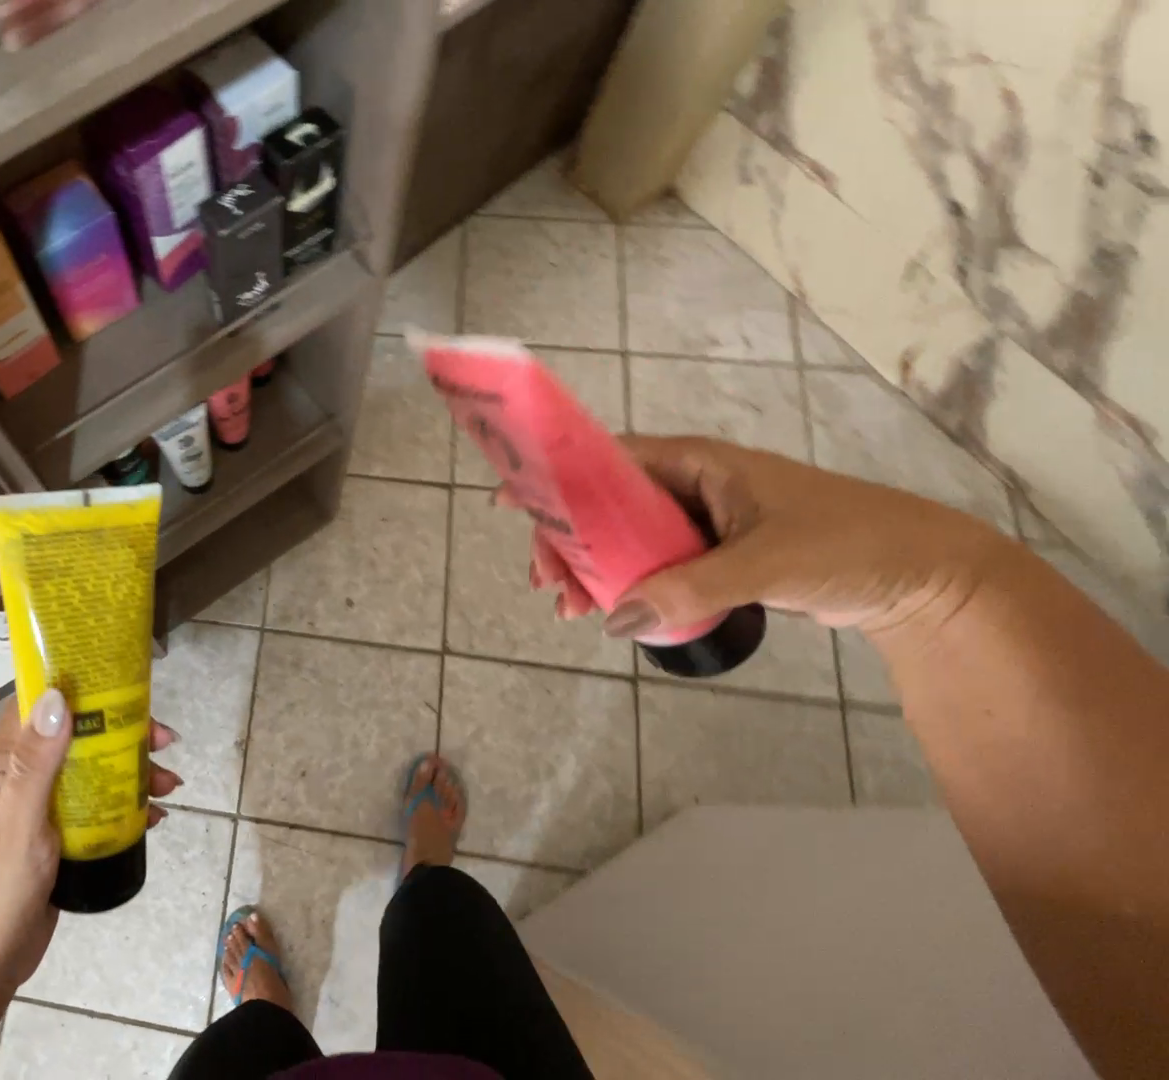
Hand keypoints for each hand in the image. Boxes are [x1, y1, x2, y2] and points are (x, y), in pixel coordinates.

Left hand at [0, 691, 181, 998]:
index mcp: (2, 766)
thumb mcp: (15, 829)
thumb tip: (59, 697)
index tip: (126, 688)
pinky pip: (97, 809)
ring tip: (169, 785)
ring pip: (92, 772)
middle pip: (77, 737)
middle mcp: (22, 778)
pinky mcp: (59, 839)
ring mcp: (42, 810)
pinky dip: (126, 805)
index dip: (82, 689)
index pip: (40, 705)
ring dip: (132, 771)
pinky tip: (153, 816)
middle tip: (165, 742)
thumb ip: (34, 766)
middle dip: (123, 733)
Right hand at [521, 436, 1013, 635]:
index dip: (555, 476)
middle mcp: (690, 487)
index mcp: (699, 464)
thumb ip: (691, 589)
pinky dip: (624, 588)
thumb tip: (614, 620)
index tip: (512, 501)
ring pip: (622, 540)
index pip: (608, 460)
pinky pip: (650, 567)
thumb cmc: (850, 545)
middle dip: (566, 540)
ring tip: (568, 608)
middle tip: (545, 581)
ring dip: (590, 570)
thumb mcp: (767, 562)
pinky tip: (609, 615)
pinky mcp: (713, 556)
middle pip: (604, 506)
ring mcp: (700, 523)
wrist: (926, 579)